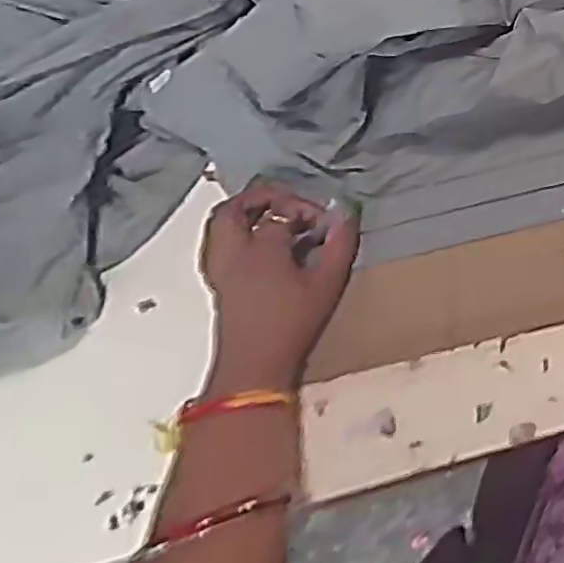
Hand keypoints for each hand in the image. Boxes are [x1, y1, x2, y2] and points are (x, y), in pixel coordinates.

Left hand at [198, 180, 359, 391]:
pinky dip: (239, 229)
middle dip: (263, 198)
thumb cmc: (295, 322)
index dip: (306, 210)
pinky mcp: (217, 279)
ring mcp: (219, 266)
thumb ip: (339, 244)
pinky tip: (263, 242)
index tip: (327, 222)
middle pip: (235, 209)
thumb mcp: (329, 282)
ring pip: (221, 224)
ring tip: (276, 217)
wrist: (255, 364)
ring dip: (247, 212)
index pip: (281, 212)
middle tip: (292, 203)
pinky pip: (219, 240)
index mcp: (261, 249)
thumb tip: (345, 213)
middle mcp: (233, 252)